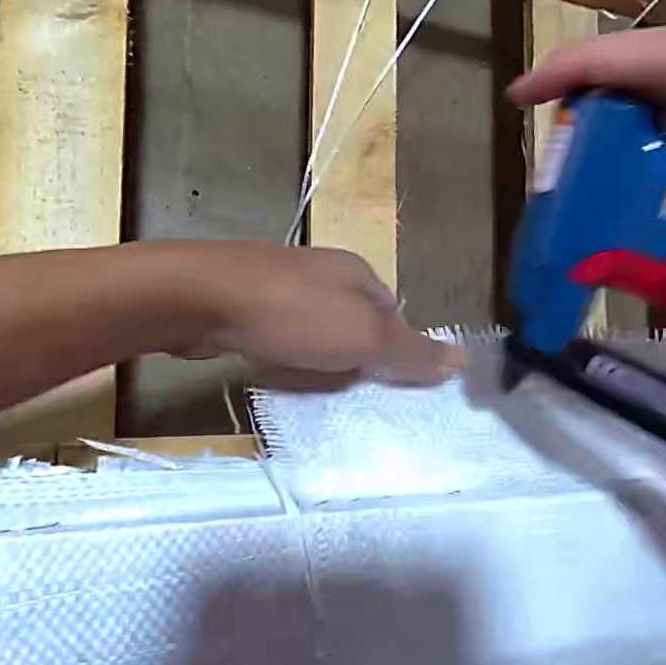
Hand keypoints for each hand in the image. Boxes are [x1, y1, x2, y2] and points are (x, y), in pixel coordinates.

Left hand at [163, 242, 462, 389]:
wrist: (201, 298)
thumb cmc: (294, 315)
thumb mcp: (366, 336)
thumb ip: (413, 351)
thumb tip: (464, 359)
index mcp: (358, 273)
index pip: (393, 314)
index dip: (394, 352)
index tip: (384, 385)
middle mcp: (322, 273)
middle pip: (354, 324)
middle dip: (353, 359)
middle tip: (347, 391)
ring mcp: (281, 285)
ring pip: (315, 332)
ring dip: (317, 361)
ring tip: (310, 387)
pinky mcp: (246, 303)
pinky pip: (279, 336)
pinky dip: (282, 356)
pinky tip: (273, 371)